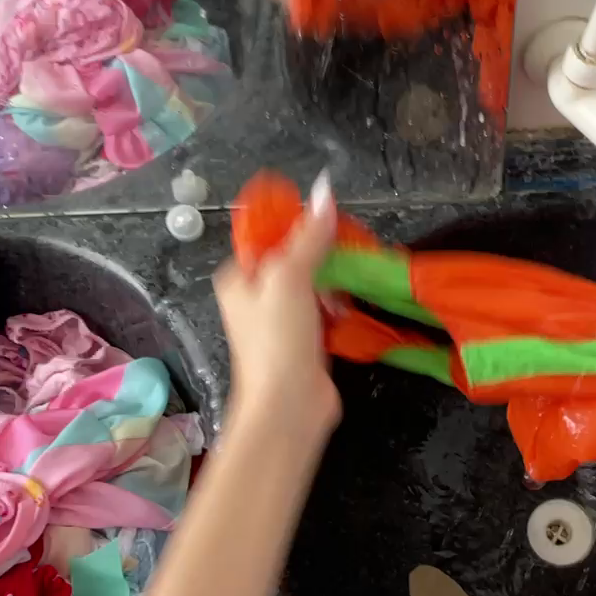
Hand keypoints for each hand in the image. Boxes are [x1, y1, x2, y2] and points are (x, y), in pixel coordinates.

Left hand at [215, 172, 340, 438]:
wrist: (289, 406)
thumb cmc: (278, 340)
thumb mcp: (290, 277)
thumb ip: (309, 236)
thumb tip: (325, 190)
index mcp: (239, 278)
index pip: (268, 236)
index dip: (298, 224)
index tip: (331, 218)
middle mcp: (256, 297)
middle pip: (294, 259)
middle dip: (323, 253)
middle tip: (352, 245)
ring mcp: (281, 322)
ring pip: (313, 286)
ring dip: (334, 281)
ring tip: (355, 276)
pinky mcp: (305, 342)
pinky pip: (324, 312)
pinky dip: (339, 307)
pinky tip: (351, 306)